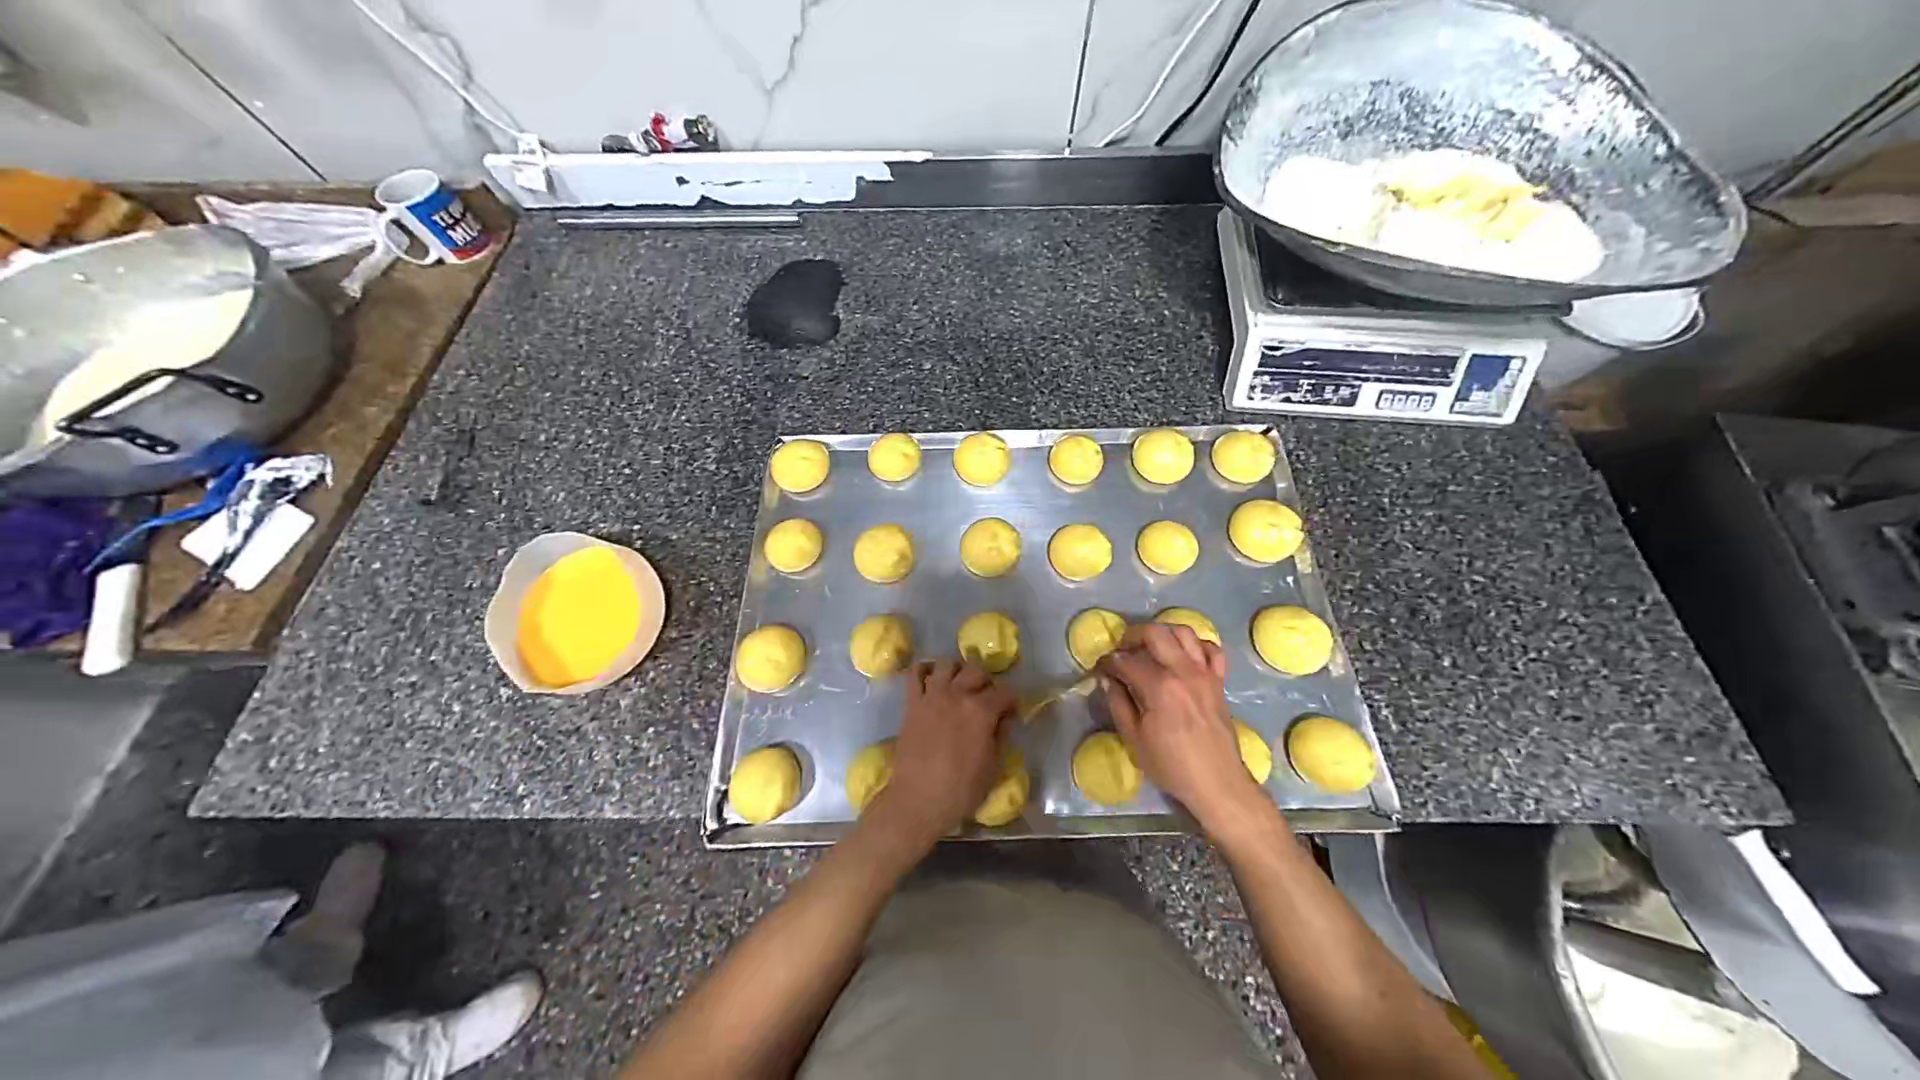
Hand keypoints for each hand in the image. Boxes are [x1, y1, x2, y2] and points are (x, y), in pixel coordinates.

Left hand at [866, 659, 1015, 848]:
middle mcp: (957, 695)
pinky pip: (915, 674)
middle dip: (987, 682)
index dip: (1012, 702)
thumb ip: (1001, 736)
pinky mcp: (912, 703)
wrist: (918, 800)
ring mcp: (932, 696)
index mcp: (981, 711)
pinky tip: (932, 678)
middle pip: (976, 672)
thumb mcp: (993, 767)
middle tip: (988, 699)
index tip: (1012, 712)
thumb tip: (1003, 719)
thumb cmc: (961, 790)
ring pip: (947, 664)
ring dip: (958, 671)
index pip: (1004, 693)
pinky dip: (925, 670)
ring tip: (960, 685)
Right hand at [1096, 623, 1269, 833]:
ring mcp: (1205, 673)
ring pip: (1184, 632)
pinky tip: (1183, 657)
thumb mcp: (1134, 739)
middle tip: (1122, 652)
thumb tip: (1107, 679)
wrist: (1217, 782)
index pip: (1126, 659)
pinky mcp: (1219, 680)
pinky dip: (1196, 646)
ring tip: (1150, 649)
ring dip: (1163, 634)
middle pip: (1155, 632)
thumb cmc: (1171, 765)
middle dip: (1132, 636)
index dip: (1108, 661)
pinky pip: (1211, 649)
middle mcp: (1184, 671)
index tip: (1100, 669)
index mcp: (1160, 686)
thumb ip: (1118, 703)